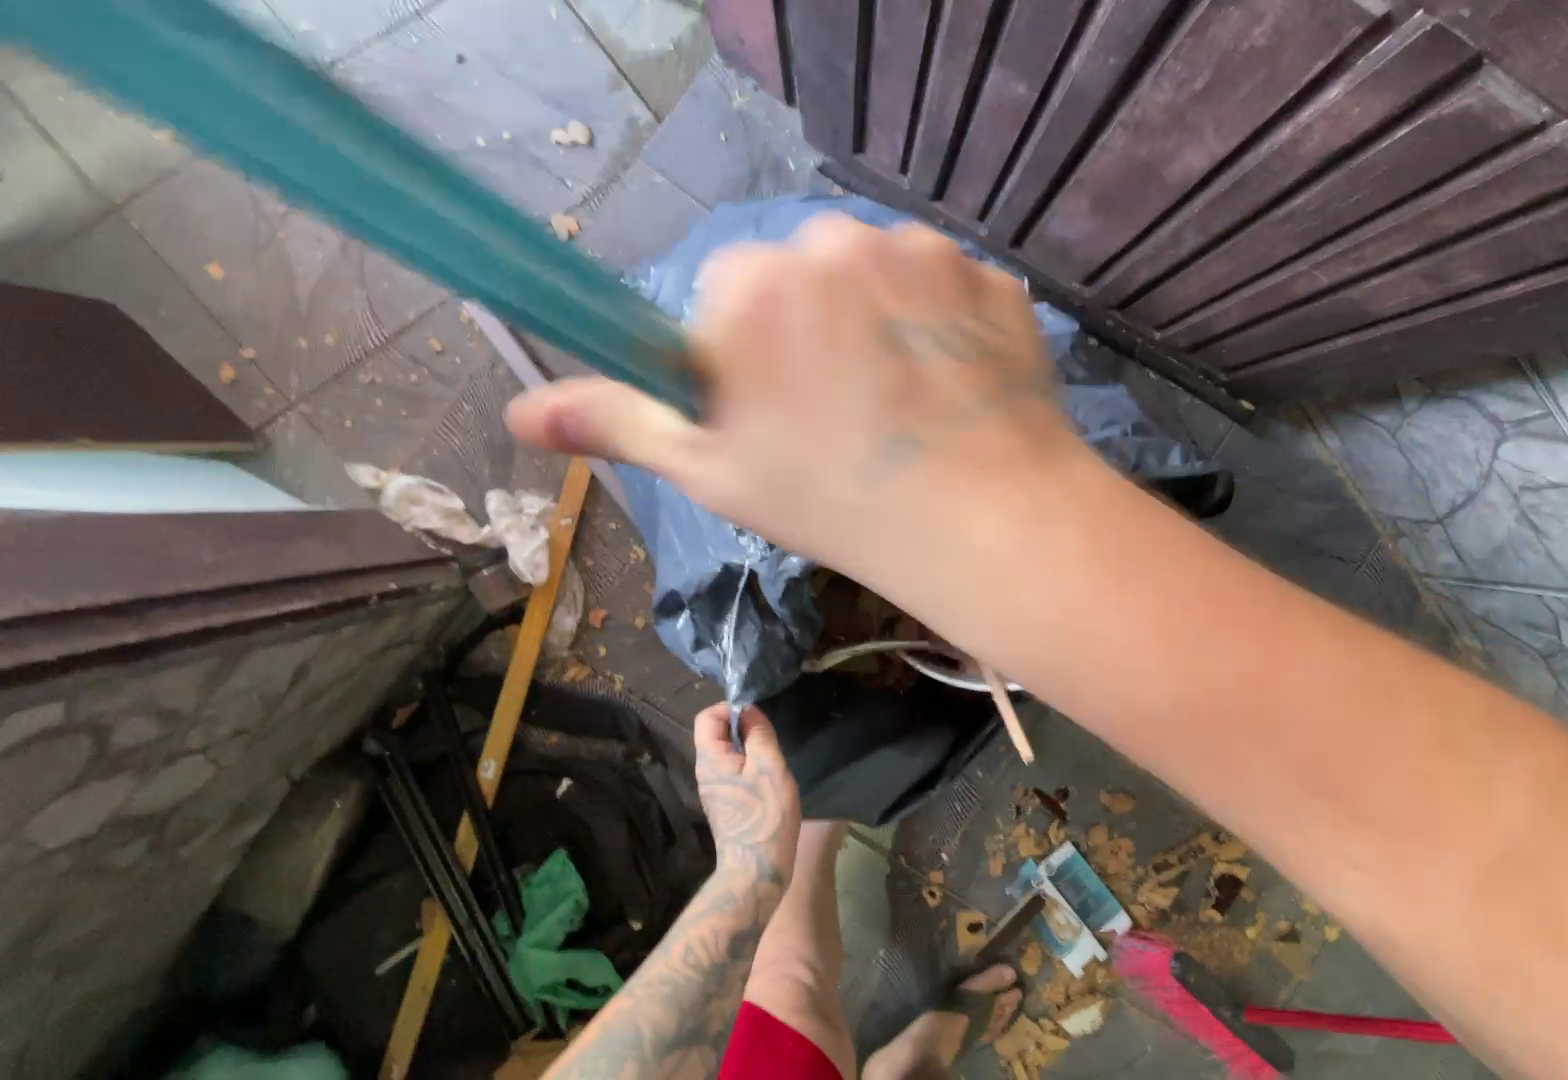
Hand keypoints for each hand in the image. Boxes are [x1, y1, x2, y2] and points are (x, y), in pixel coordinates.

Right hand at [505, 215, 1099, 583]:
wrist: (986, 520)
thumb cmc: (837, 505)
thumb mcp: (716, 475)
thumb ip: (620, 423)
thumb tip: (520, 412)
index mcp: (751, 287)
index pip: (728, 297)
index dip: (749, 356)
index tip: (782, 408)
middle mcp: (833, 242)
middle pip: (803, 275)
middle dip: (814, 329)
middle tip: (848, 412)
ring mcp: (924, 252)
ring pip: (879, 275)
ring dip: (881, 321)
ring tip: (908, 403)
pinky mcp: (989, 274)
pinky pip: (946, 288)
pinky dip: (944, 324)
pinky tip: (954, 385)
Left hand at [692, 703, 800, 884]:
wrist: (756, 869)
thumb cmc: (764, 814)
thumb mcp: (769, 767)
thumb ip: (759, 734)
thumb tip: (749, 709)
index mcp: (710, 759)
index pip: (709, 716)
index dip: (732, 708)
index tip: (759, 717)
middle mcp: (706, 772)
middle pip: (718, 734)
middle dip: (745, 729)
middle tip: (771, 741)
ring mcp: (715, 790)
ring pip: (729, 754)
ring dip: (752, 750)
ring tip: (774, 762)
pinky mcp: (727, 804)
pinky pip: (735, 772)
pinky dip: (752, 768)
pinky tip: (771, 783)